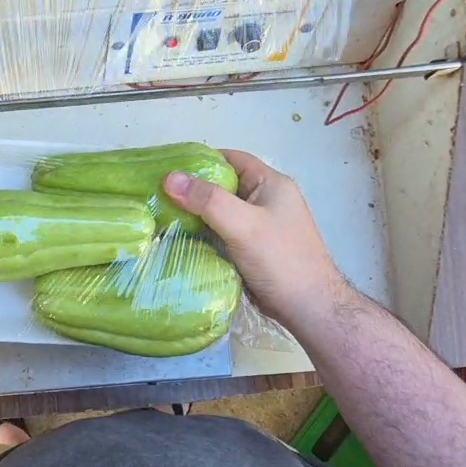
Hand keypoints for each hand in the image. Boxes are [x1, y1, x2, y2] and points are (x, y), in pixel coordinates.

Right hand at [162, 150, 348, 325]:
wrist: (307, 308)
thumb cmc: (280, 260)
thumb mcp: (242, 224)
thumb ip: (207, 200)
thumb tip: (169, 178)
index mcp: (271, 184)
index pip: (232, 159)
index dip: (200, 159)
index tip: (168, 167)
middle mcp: (266, 200)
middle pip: (223, 185)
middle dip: (192, 189)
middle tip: (157, 194)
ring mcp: (259, 226)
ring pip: (220, 212)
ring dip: (195, 214)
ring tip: (160, 215)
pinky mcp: (252, 248)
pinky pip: (222, 233)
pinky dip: (202, 234)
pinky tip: (180, 239)